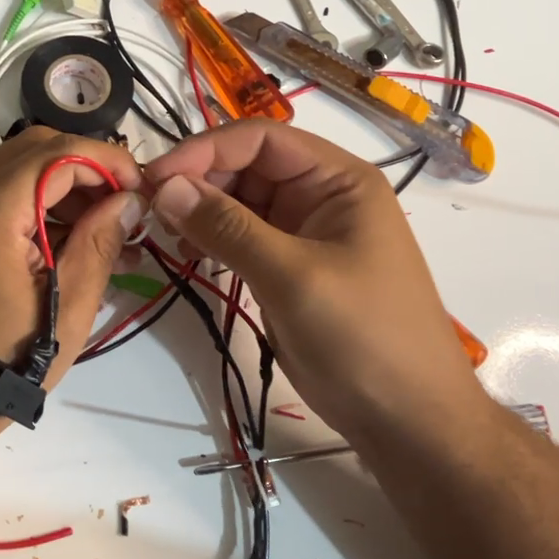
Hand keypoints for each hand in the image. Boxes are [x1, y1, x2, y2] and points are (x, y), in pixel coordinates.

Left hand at [0, 128, 144, 446]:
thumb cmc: (4, 361)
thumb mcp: (67, 306)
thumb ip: (99, 241)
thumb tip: (131, 199)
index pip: (60, 153)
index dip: (109, 162)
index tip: (144, 192)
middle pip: (38, 148)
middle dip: (89, 168)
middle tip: (127, 207)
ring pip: (20, 167)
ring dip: (67, 186)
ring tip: (110, 231)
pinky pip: (2, 193)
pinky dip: (40, 203)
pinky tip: (75, 241)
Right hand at [144, 120, 487, 440]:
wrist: (406, 419)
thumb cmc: (363, 338)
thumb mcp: (292, 278)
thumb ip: (227, 228)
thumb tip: (165, 187)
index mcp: (338, 180)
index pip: (260, 139)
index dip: (204, 150)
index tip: (156, 178)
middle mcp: (320, 194)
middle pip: (245, 165)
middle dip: (197, 180)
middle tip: (152, 210)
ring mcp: (303, 231)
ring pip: (237, 199)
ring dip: (199, 209)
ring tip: (166, 233)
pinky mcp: (287, 265)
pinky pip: (239, 234)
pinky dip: (210, 237)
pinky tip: (188, 252)